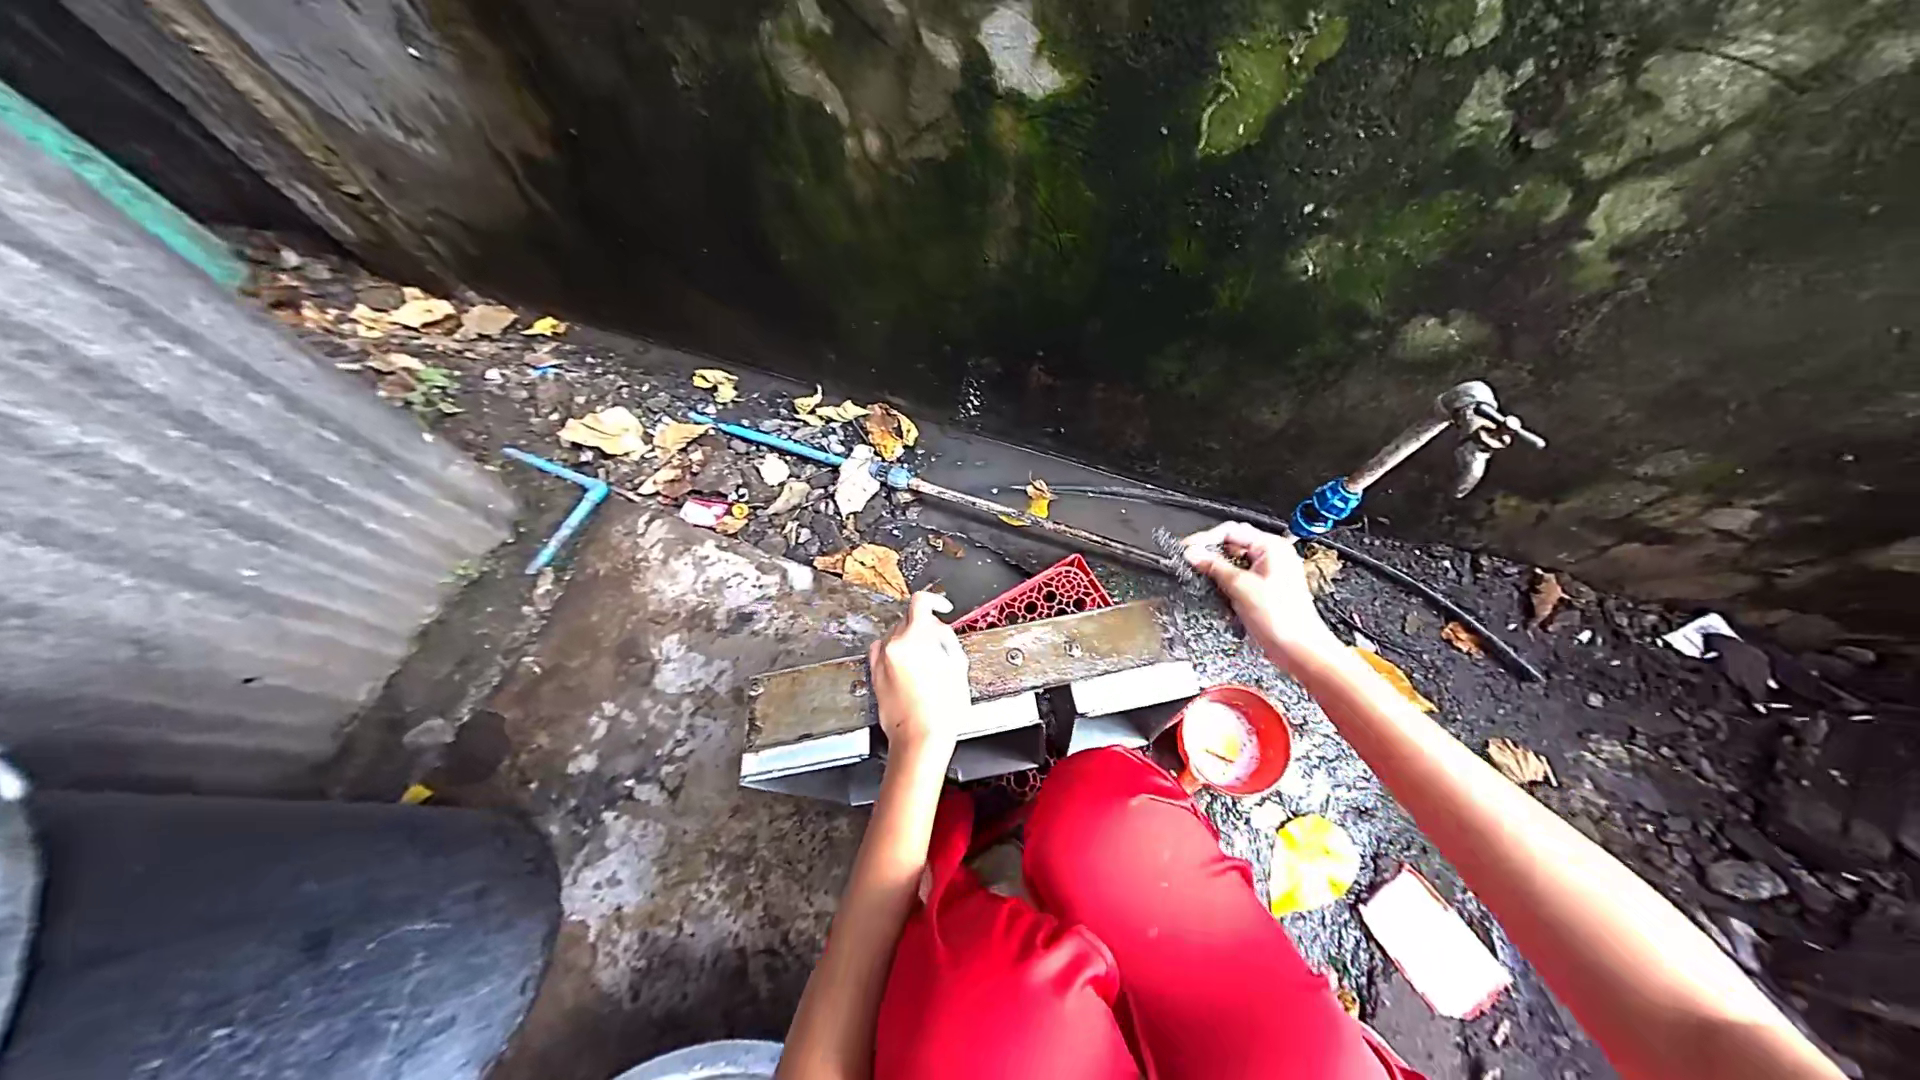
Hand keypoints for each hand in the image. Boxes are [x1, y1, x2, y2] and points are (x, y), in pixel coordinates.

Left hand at [868, 591, 968, 758]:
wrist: (920, 740)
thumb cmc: (941, 712)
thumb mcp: (957, 667)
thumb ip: (947, 640)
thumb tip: (940, 631)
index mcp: (915, 639)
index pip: (921, 602)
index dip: (935, 600)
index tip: (942, 607)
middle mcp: (894, 646)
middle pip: (909, 619)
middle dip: (926, 627)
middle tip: (940, 643)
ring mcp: (881, 660)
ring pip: (896, 635)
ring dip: (910, 639)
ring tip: (926, 660)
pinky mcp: (875, 675)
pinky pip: (883, 651)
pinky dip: (894, 651)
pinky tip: (907, 663)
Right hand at [1182, 521, 1342, 674]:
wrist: (1297, 648)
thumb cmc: (1283, 618)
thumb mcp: (1240, 586)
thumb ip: (1213, 566)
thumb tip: (1193, 553)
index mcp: (1272, 547)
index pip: (1231, 531)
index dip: (1205, 539)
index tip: (1186, 548)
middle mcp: (1272, 556)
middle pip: (1231, 545)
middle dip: (1210, 554)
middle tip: (1190, 561)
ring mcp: (1267, 573)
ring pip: (1233, 563)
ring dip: (1217, 570)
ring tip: (1203, 577)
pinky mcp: (1262, 589)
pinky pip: (1237, 578)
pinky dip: (1225, 583)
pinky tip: (1218, 592)